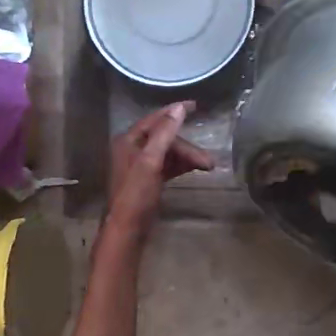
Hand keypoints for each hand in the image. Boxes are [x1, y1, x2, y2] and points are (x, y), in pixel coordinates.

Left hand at [104, 103, 213, 240]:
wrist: (127, 229)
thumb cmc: (135, 193)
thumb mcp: (151, 161)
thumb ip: (165, 133)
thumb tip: (179, 108)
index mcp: (129, 140)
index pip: (155, 119)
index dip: (174, 111)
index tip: (196, 106)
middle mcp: (133, 149)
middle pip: (165, 139)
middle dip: (187, 147)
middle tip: (208, 161)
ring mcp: (141, 165)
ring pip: (168, 153)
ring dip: (187, 157)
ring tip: (208, 167)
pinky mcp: (148, 180)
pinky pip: (168, 165)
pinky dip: (181, 165)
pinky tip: (196, 169)